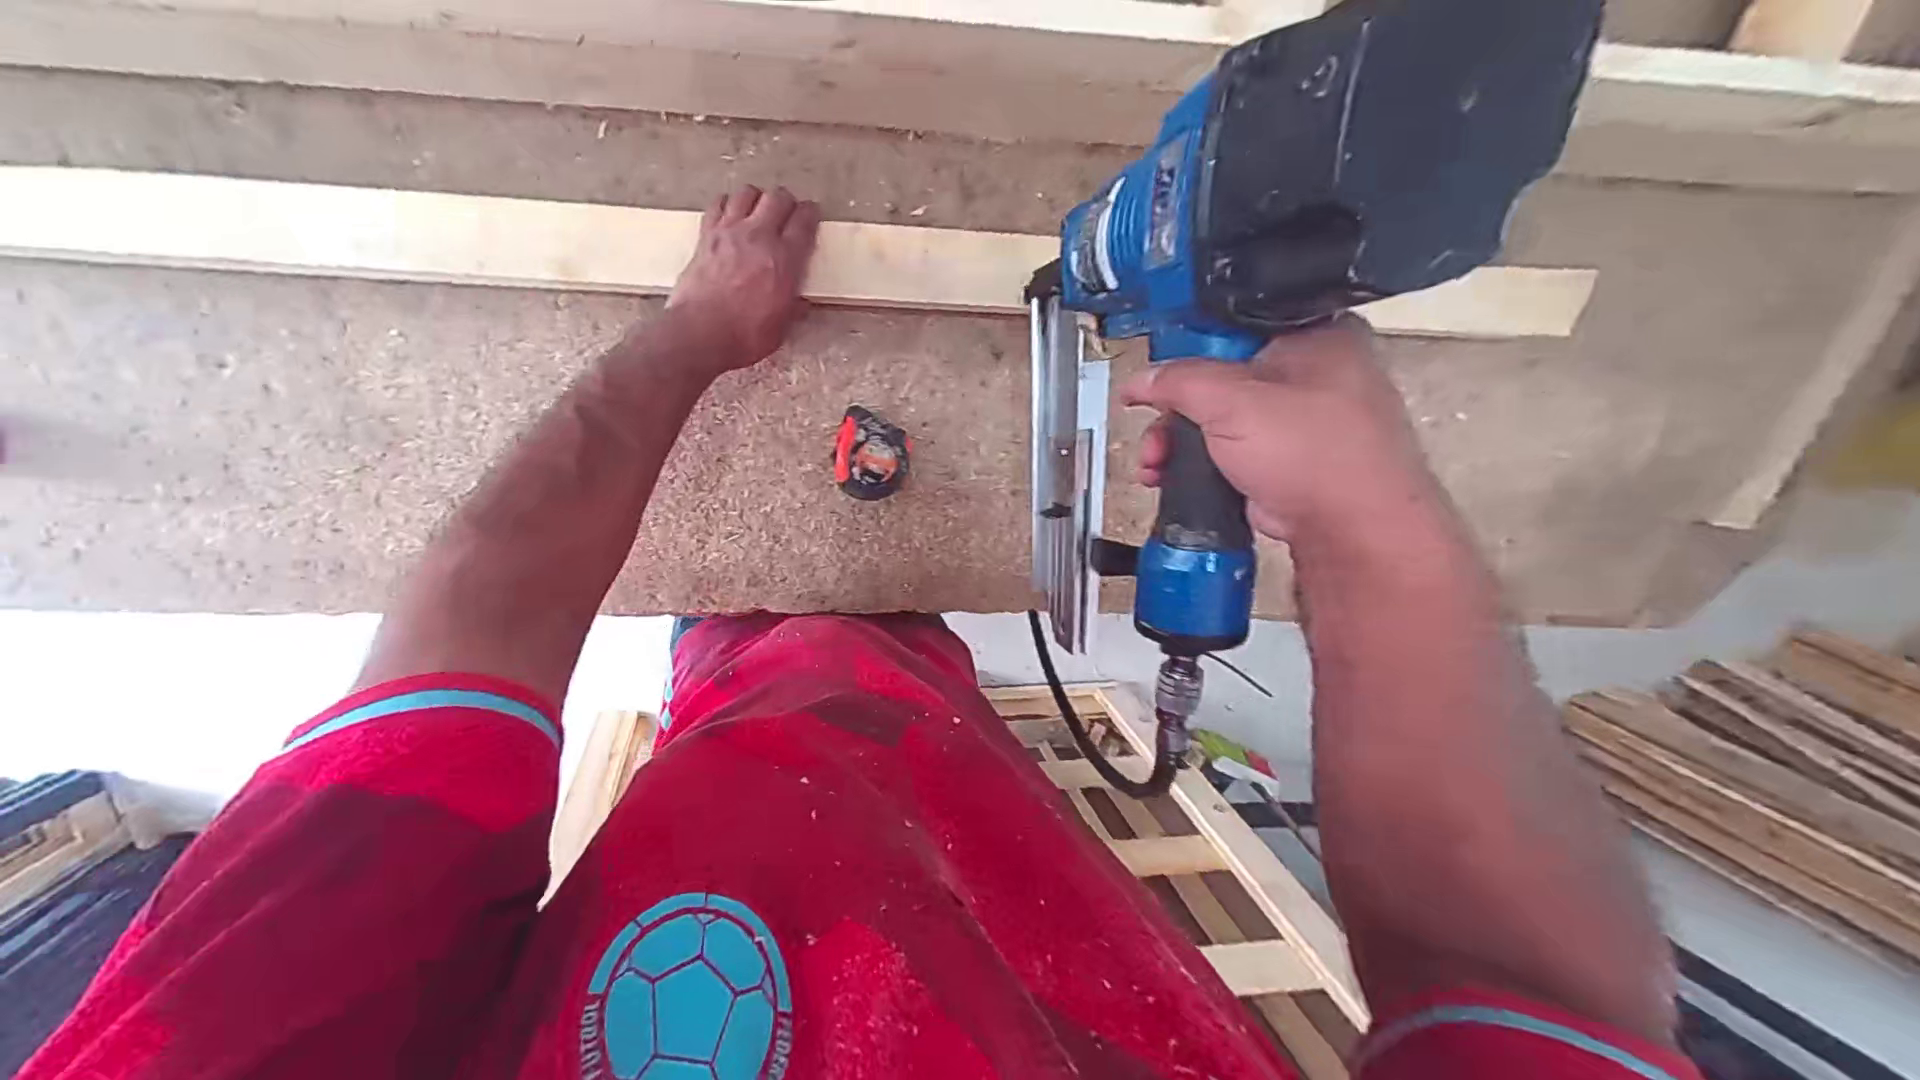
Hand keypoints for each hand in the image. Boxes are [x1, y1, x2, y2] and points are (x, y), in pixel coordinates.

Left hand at [662, 185, 820, 373]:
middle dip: (787, 202)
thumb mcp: (782, 326)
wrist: (702, 333)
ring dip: (757, 198)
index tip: (812, 214)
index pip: (804, 222)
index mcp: (785, 260)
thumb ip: (793, 307)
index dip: (811, 214)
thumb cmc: (744, 335)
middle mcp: (759, 238)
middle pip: (777, 198)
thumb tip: (800, 303)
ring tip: (759, 209)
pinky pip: (718, 204)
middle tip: (788, 211)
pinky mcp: (706, 236)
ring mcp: (730, 232)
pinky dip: (727, 204)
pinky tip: (730, 214)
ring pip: (747, 193)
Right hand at [1122, 317, 1440, 542]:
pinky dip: (1194, 465)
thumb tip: (1144, 379)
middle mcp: (1306, 376)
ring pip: (1215, 421)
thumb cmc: (1322, 457)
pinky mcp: (1278, 461)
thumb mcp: (1234, 403)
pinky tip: (1171, 477)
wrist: (1347, 529)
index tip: (1160, 370)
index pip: (1233, 326)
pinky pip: (1223, 453)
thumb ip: (1180, 381)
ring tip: (1157, 463)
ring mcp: (1292, 423)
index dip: (1188, 347)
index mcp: (1312, 337)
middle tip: (1156, 427)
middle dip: (1173, 412)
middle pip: (1215, 380)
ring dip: (1176, 444)